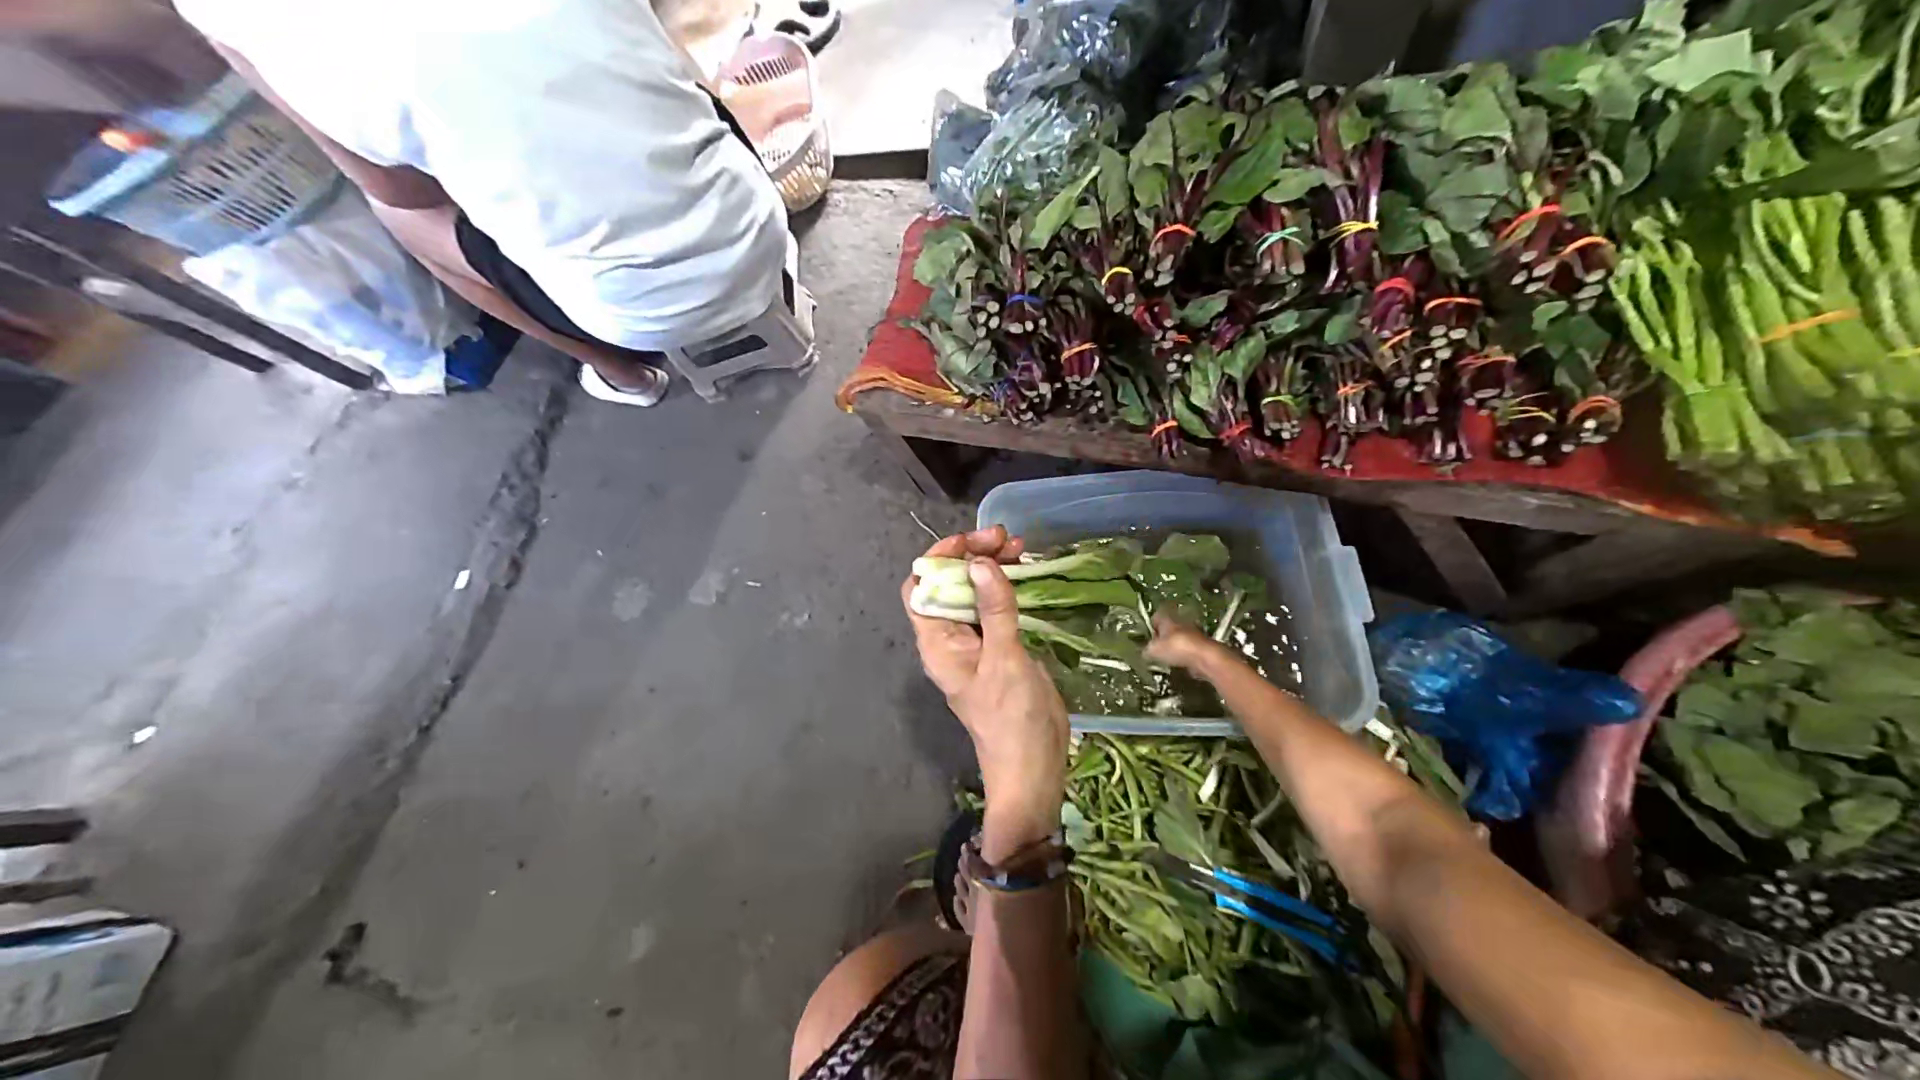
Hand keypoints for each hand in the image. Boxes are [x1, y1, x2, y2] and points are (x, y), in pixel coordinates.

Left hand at [902, 526, 1068, 861]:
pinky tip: (1027, 570)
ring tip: (1020, 547)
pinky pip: (998, 608)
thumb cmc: (1012, 720)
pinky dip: (1009, 586)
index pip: (922, 589)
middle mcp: (952, 639)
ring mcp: (977, 642)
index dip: (939, 559)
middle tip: (1006, 539)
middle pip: (950, 585)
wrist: (1034, 767)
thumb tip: (980, 563)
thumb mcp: (1004, 661)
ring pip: (975, 592)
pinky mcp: (1001, 647)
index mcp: (938, 643)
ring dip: (992, 567)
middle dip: (972, 556)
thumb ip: (994, 611)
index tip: (972, 541)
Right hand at [1145, 614, 1236, 675]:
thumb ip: (1147, 650)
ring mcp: (1194, 633)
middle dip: (1163, 637)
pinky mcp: (1203, 645)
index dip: (1151, 626)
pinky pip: (1190, 649)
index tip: (1147, 637)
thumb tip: (1145, 652)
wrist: (1205, 657)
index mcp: (1167, 618)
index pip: (1156, 616)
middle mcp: (1181, 622)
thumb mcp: (1153, 651)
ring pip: (1180, 638)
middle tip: (1156, 648)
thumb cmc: (1176, 648)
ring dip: (1175, 646)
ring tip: (1167, 659)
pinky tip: (1180, 664)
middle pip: (1169, 627)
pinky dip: (1185, 655)